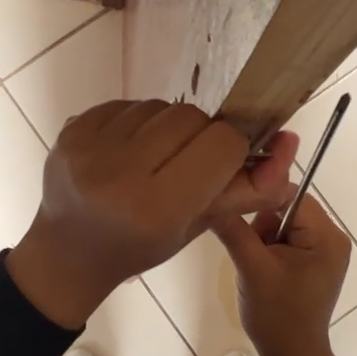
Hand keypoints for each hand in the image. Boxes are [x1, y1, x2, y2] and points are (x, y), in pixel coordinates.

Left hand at [6, 100, 297, 326]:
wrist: (69, 252)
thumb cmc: (138, 247)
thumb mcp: (193, 228)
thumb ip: (244, 191)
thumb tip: (287, 145)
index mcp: (156, 207)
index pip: (221, 144)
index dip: (231, 149)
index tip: (222, 162)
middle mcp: (119, 173)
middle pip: (190, 117)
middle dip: (199, 134)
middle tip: (187, 161)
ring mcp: (89, 149)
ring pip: (157, 106)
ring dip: (166, 126)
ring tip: (155, 157)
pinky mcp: (70, 131)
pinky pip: (124, 104)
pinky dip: (135, 121)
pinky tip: (127, 150)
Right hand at [212, 194, 353, 355]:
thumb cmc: (276, 315)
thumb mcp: (251, 269)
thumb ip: (234, 229)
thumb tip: (214, 197)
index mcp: (326, 236)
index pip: (290, 195)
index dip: (260, 201)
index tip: (235, 216)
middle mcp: (333, 237)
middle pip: (288, 207)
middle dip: (262, 225)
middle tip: (251, 254)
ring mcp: (326, 250)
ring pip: (285, 223)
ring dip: (264, 238)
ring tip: (257, 267)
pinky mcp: (316, 262)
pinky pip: (289, 239)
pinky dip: (271, 249)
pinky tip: (264, 271)